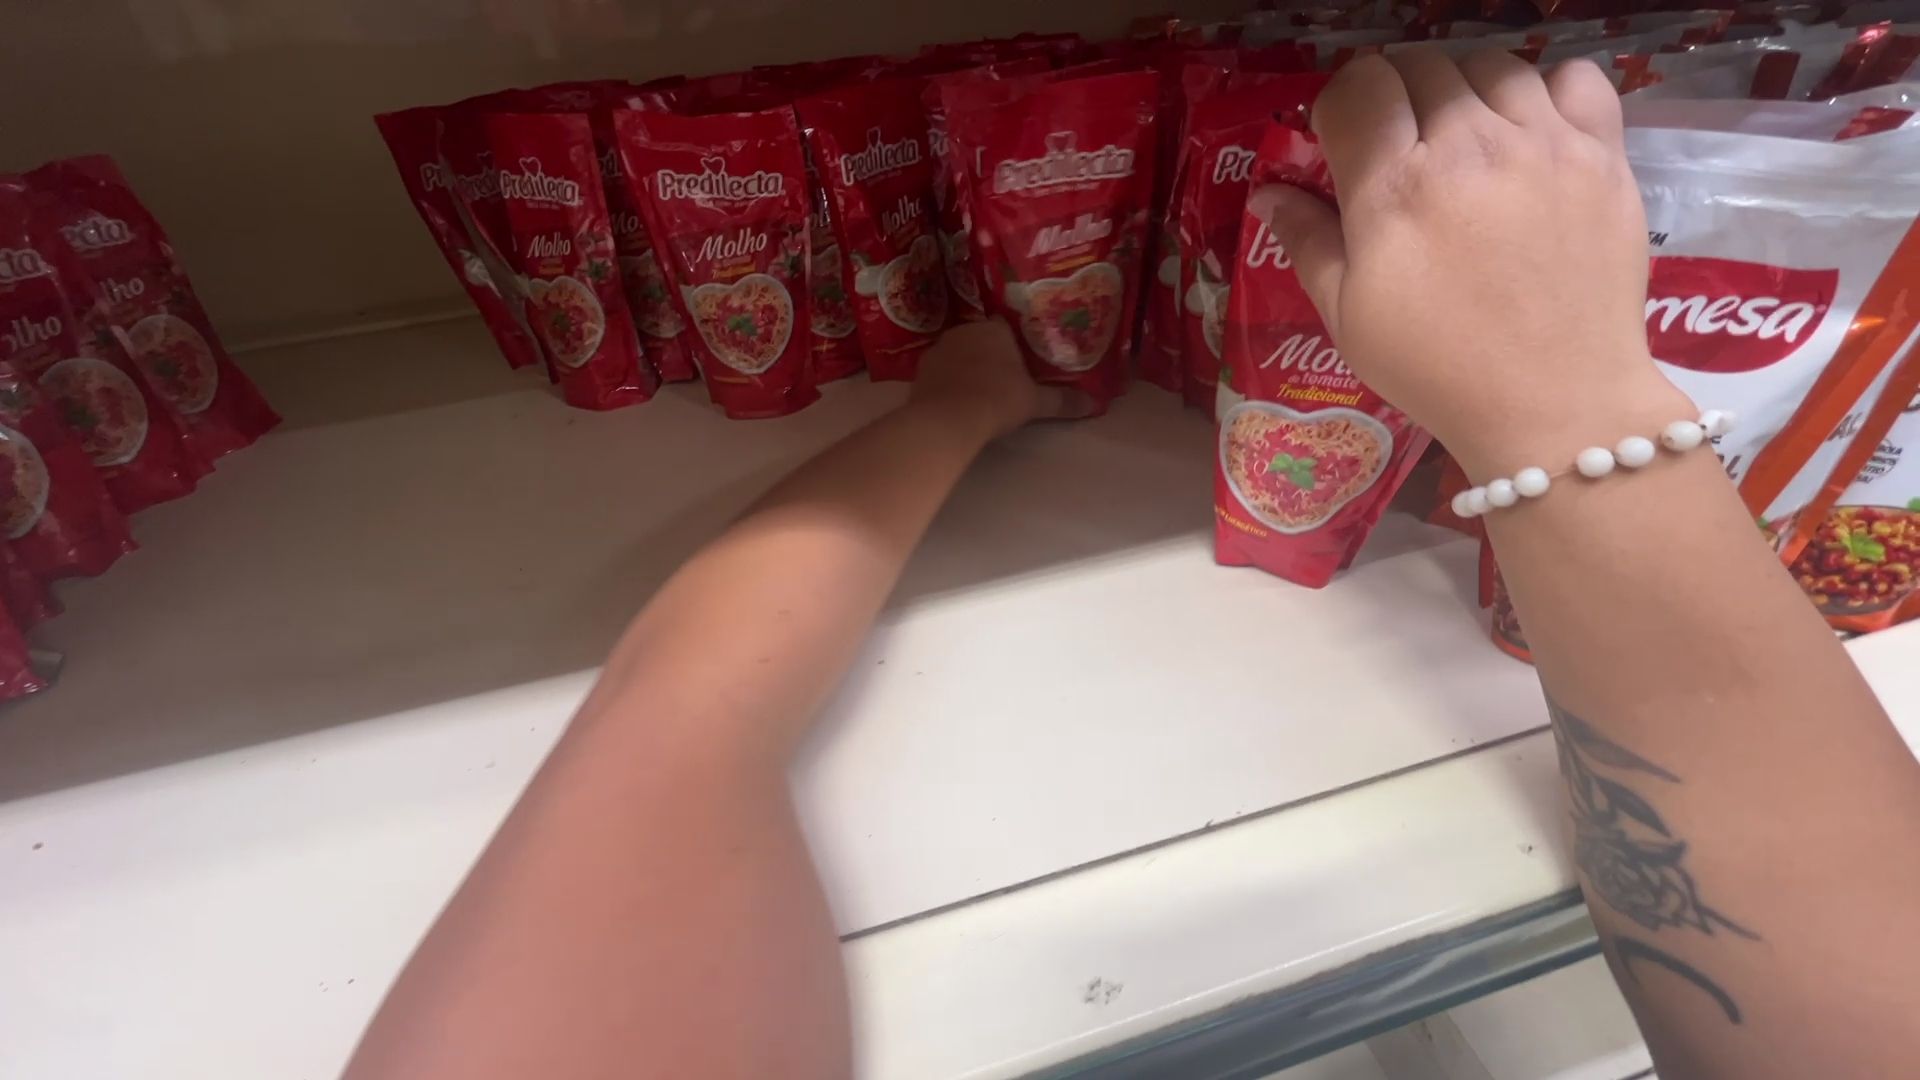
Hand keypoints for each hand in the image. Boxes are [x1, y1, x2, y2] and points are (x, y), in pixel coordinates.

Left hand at [908, 318, 1097, 438]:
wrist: (948, 418)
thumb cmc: (998, 400)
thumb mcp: (1034, 403)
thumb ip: (1061, 401)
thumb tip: (1094, 405)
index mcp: (995, 329)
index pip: (1005, 328)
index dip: (1012, 346)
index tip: (1018, 364)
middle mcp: (965, 330)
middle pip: (980, 339)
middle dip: (987, 356)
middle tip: (999, 380)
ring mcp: (939, 349)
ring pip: (957, 354)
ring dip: (964, 368)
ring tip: (976, 392)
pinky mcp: (920, 370)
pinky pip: (939, 372)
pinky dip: (946, 383)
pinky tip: (954, 401)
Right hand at [1248, 49, 1691, 478]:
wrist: (1547, 396)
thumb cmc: (1429, 364)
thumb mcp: (1345, 313)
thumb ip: (1306, 241)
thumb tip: (1266, 193)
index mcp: (1393, 191)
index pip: (1359, 88)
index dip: (1337, 104)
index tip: (1336, 138)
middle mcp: (1468, 146)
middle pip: (1421, 64)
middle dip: (1392, 94)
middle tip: (1390, 146)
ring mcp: (1543, 142)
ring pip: (1491, 64)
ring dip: (1459, 90)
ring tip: (1454, 142)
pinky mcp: (1603, 152)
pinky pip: (1573, 76)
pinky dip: (1539, 90)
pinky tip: (1523, 134)